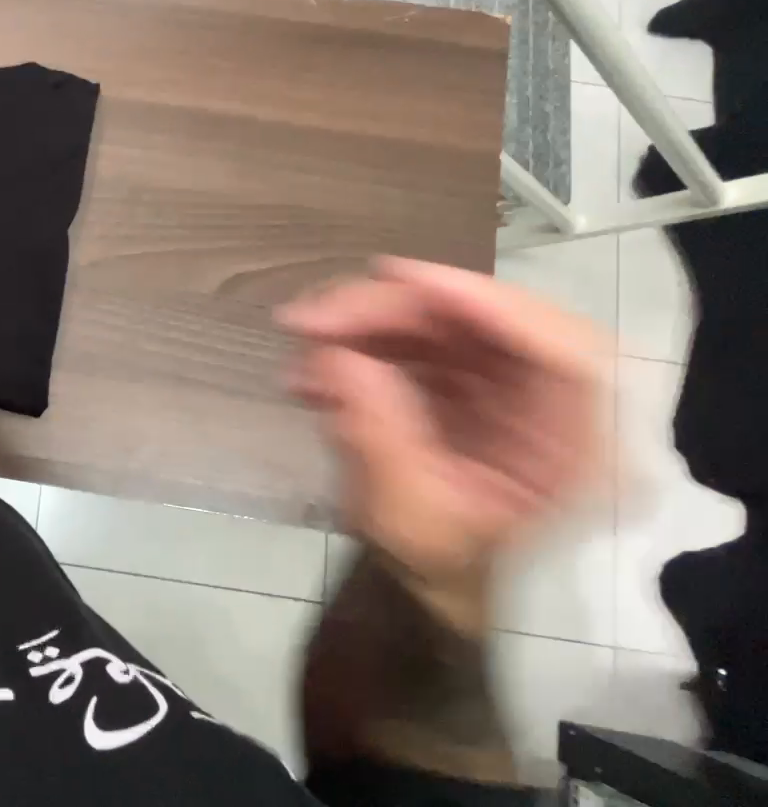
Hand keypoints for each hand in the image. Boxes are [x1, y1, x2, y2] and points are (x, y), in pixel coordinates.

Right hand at [277, 258, 605, 600]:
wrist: (443, 597)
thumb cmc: (445, 571)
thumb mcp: (407, 516)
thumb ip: (376, 437)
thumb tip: (332, 357)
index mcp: (576, 445)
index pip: (556, 346)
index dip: (480, 301)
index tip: (393, 276)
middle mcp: (549, 405)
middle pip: (480, 324)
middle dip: (387, 310)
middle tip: (306, 319)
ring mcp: (502, 394)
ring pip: (439, 328)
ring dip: (359, 329)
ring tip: (298, 357)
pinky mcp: (460, 393)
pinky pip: (410, 351)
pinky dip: (353, 353)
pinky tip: (309, 379)